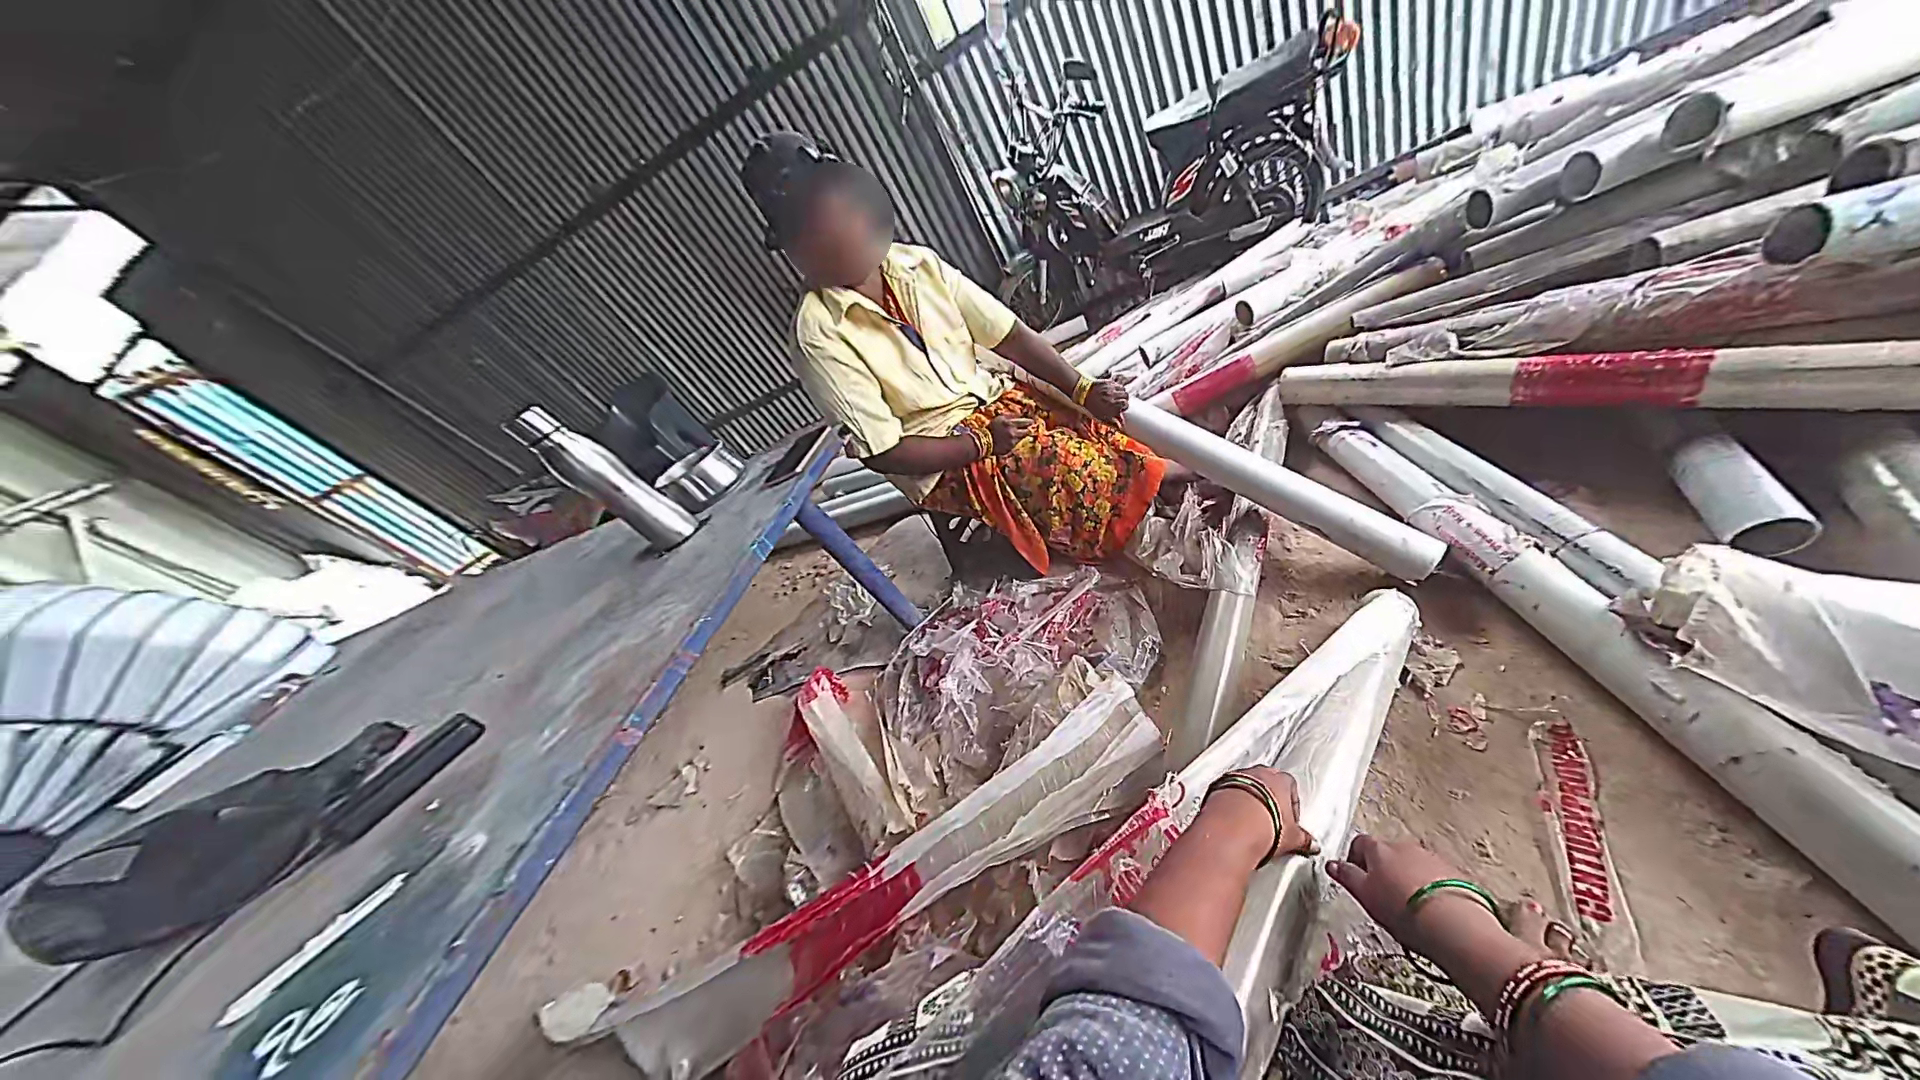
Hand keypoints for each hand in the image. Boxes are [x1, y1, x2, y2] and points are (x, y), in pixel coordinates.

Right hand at [987, 416, 1035, 455]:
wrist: (983, 441)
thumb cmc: (990, 428)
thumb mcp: (999, 418)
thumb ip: (1010, 416)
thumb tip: (1020, 415)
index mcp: (1010, 424)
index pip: (1025, 422)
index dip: (1029, 422)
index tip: (1032, 421)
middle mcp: (1013, 433)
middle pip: (1026, 432)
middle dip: (1027, 430)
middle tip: (1028, 429)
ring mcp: (1012, 442)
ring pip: (1020, 439)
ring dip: (1019, 436)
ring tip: (1012, 435)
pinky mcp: (1009, 450)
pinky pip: (1014, 445)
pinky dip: (1012, 443)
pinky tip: (1006, 441)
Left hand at [1082, 378, 1129, 423]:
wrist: (1083, 395)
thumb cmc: (1092, 407)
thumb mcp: (1101, 417)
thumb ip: (1112, 421)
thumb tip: (1120, 425)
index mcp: (1113, 405)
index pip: (1126, 404)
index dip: (1124, 406)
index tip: (1120, 408)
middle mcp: (1114, 395)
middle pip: (1126, 396)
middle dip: (1123, 399)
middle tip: (1119, 401)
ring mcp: (1111, 388)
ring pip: (1122, 389)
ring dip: (1120, 392)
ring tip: (1115, 395)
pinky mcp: (1108, 382)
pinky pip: (1116, 384)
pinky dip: (1116, 387)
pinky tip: (1111, 390)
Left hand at [1201, 767, 1318, 862]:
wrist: (1234, 825)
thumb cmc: (1266, 825)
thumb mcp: (1293, 837)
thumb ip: (1304, 839)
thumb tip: (1311, 845)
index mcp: (1280, 779)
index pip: (1290, 785)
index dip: (1291, 804)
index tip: (1290, 819)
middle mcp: (1257, 773)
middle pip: (1266, 782)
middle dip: (1269, 798)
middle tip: (1271, 819)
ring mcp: (1235, 777)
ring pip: (1245, 784)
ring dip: (1248, 798)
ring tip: (1251, 821)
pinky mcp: (1216, 785)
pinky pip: (1227, 791)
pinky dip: (1231, 802)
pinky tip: (1233, 819)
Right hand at [1327, 835, 1501, 954]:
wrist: (1456, 928)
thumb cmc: (1405, 910)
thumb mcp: (1365, 895)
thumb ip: (1346, 876)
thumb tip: (1333, 866)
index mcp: (1378, 848)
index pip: (1359, 844)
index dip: (1355, 860)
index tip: (1356, 878)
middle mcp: (1405, 847)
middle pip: (1388, 853)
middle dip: (1384, 871)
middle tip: (1382, 896)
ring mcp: (1433, 860)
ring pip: (1413, 865)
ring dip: (1408, 880)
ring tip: (1409, 908)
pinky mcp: (1458, 877)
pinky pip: (1437, 878)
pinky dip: (1432, 889)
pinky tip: (1431, 910)